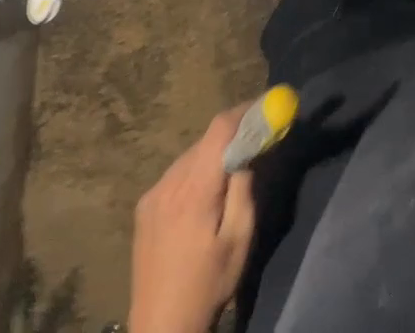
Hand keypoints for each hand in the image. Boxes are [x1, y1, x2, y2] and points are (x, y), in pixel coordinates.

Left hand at [129, 105, 258, 332]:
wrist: (161, 326)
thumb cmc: (210, 282)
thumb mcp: (240, 237)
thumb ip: (245, 188)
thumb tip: (250, 151)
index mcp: (194, 190)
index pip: (219, 129)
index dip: (246, 111)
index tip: (270, 105)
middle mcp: (168, 184)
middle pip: (205, 140)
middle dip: (235, 132)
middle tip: (262, 138)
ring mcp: (152, 196)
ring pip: (190, 156)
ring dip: (215, 153)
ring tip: (237, 168)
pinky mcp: (144, 209)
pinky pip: (177, 174)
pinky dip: (198, 169)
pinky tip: (209, 192)